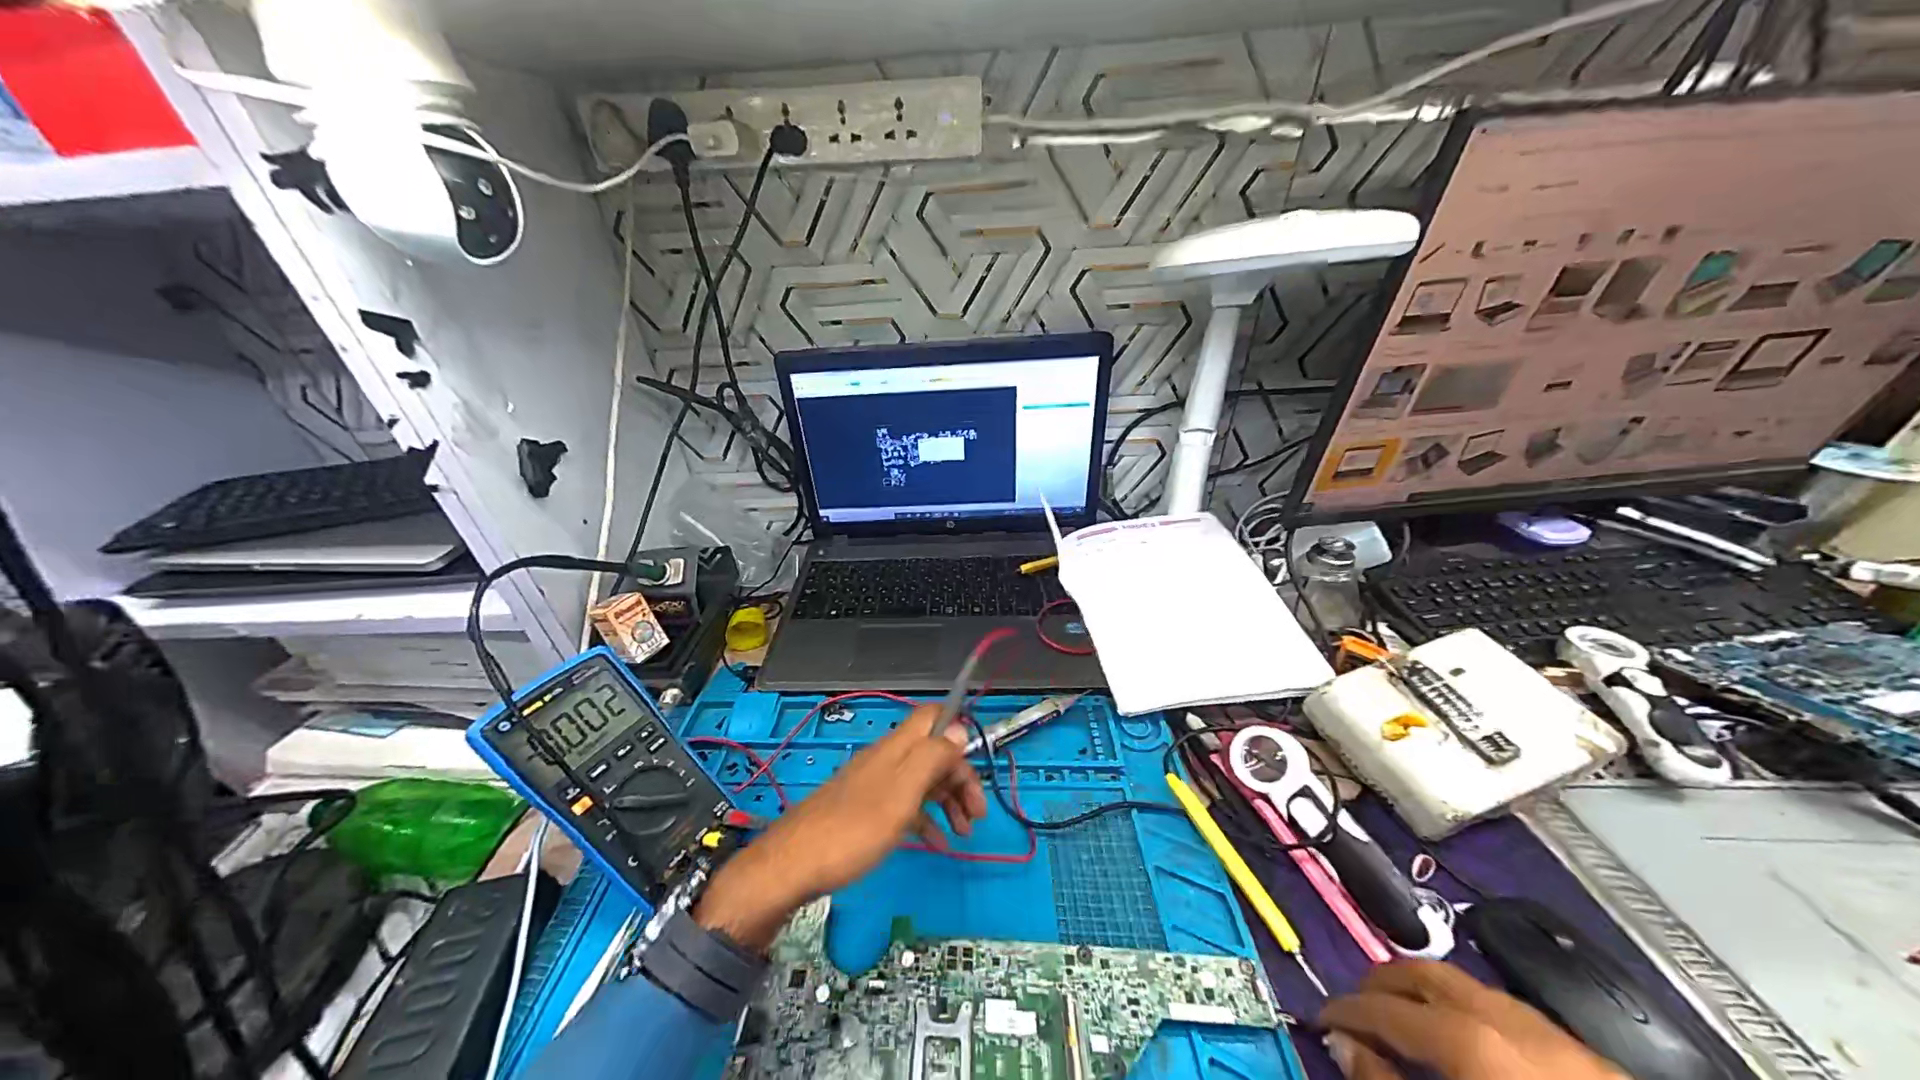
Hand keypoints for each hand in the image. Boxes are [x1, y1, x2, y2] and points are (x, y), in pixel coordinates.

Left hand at [692, 703, 986, 950]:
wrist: (795, 864)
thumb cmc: (855, 829)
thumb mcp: (902, 792)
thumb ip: (932, 757)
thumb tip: (959, 728)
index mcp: (897, 748)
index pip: (933, 717)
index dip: (958, 729)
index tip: (976, 761)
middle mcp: (887, 759)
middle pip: (934, 753)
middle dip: (960, 777)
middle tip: (977, 814)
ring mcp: (876, 785)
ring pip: (922, 781)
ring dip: (948, 801)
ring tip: (964, 833)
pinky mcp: (867, 811)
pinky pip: (906, 807)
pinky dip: (926, 821)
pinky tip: (938, 844)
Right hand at [1319, 960, 1624, 1079]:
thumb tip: (1347, 1047)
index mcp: (1465, 1034)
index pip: (1382, 1006)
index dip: (1344, 1011)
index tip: (1322, 1020)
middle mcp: (1502, 1015)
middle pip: (1422, 974)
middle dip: (1381, 984)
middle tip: (1357, 1009)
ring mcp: (1547, 1030)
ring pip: (1465, 985)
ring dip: (1423, 993)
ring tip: (1404, 1022)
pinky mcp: (1585, 1055)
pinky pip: (1504, 1010)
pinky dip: (1466, 1012)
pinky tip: (1466, 1046)